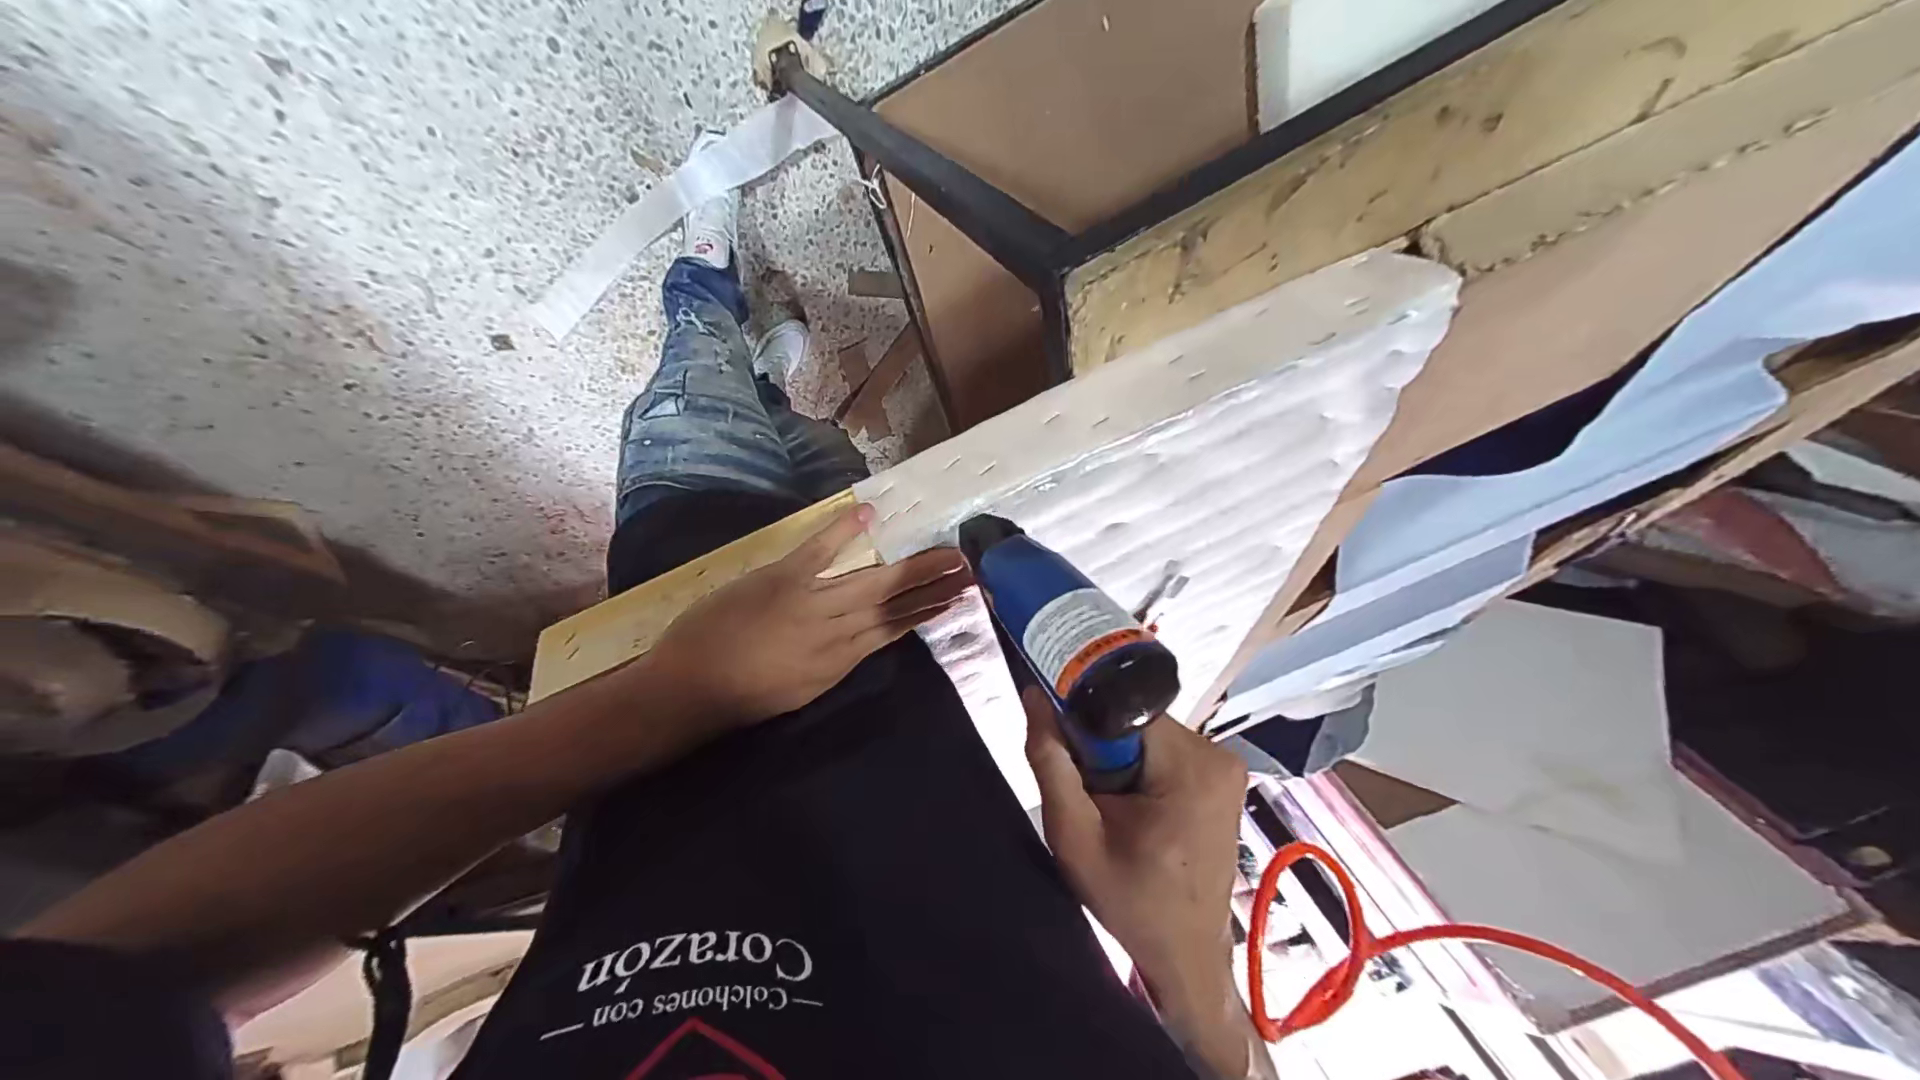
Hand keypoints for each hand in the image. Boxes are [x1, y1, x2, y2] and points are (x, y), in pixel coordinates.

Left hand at [650, 504, 972, 725]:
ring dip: (914, 569)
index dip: (926, 614)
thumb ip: (834, 662)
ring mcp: (813, 604)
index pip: (893, 631)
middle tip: (971, 573)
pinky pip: (819, 552)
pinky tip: (868, 514)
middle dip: (935, 588)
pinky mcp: (784, 581)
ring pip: (874, 584)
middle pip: (895, 607)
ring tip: (948, 556)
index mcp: (840, 662)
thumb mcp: (802, 688)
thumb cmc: (743, 695)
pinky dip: (842, 531)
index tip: (956, 602)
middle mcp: (837, 633)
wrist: (691, 690)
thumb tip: (861, 640)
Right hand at [1023, 687, 1260, 1077]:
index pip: (1123, 707)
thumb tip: (1035, 695)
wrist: (1185, 952)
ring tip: (1111, 804)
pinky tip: (1133, 805)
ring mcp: (1226, 764)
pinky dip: (1141, 766)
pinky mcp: (1222, 775)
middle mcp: (1218, 754)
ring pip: (1147, 731)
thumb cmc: (1131, 900)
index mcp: (1190, 766)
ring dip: (1120, 756)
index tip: (1068, 754)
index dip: (1086, 723)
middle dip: (1102, 746)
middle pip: (1135, 718)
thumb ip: (1050, 761)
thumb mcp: (1074, 836)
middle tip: (1091, 792)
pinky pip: (1165, 748)